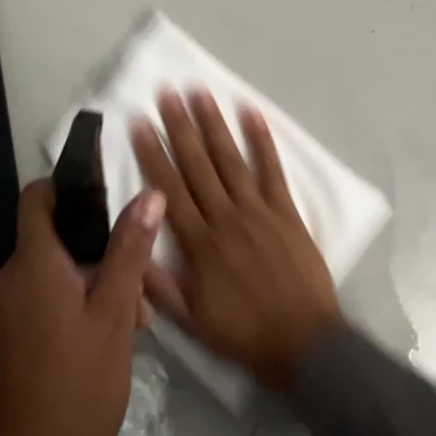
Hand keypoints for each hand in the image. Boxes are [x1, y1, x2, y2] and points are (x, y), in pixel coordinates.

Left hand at [0, 179, 164, 435]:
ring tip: (134, 317)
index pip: (36, 198)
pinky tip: (107, 338)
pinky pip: (42, 302)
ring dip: (91, 282)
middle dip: (97, 249)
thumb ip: (129, 251)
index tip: (106, 195)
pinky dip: (73, 305)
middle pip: (52, 239)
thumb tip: (149, 195)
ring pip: (52, 274)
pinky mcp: (10, 340)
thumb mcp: (115, 313)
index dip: (67, 187)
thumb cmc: (80, 384)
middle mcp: (11, 279)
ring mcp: (6, 312)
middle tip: (138, 279)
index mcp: (32, 264)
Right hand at [132, 90, 342, 392]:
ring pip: (230, 159)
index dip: (152, 154)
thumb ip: (158, 285)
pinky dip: (262, 141)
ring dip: (214, 124)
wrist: (304, 343)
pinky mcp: (286, 212)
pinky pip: (272, 170)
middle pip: (197, 165)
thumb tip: (130, 250)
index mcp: (199, 244)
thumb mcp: (190, 320)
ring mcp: (258, 212)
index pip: (169, 189)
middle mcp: (224, 218)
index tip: (139, 123)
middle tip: (166, 92)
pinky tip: (251, 113)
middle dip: (179, 126)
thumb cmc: (243, 333)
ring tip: (199, 93)